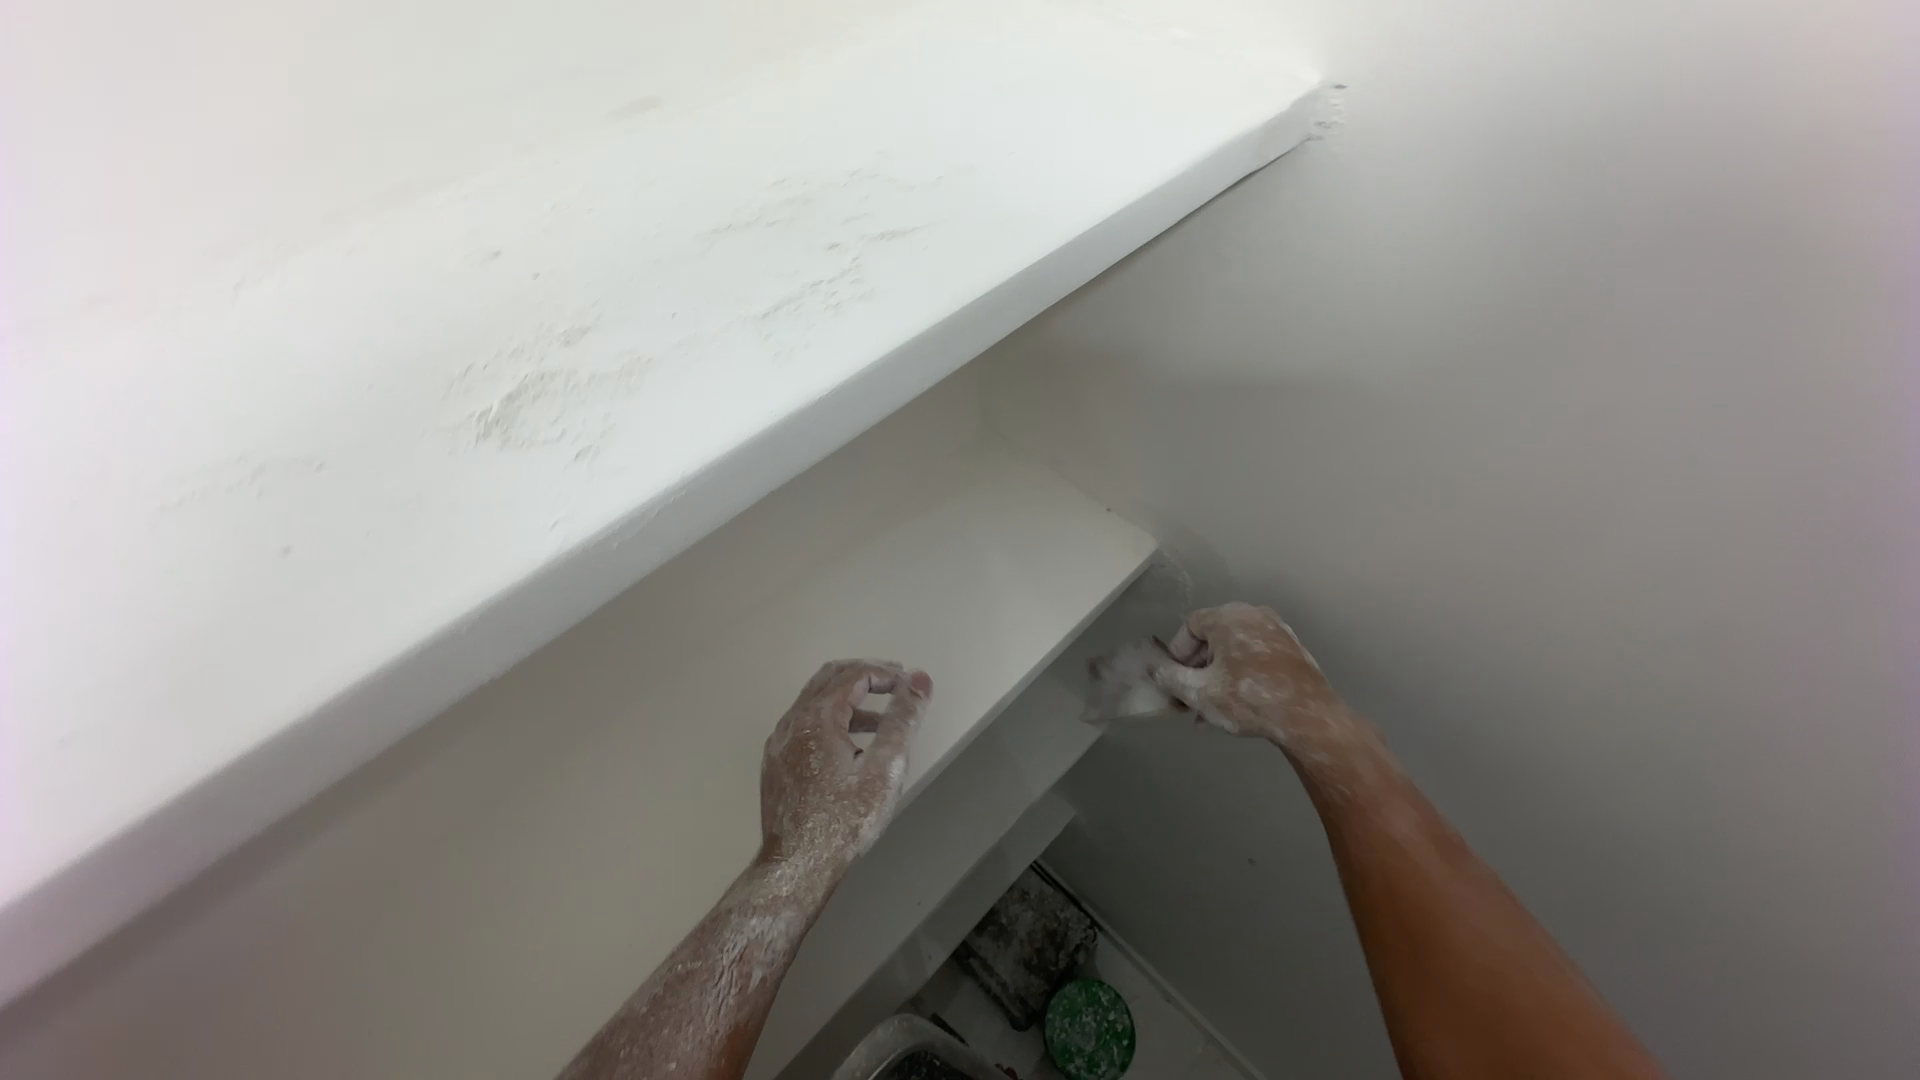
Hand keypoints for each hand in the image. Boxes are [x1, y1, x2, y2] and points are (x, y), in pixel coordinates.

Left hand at [759, 660, 932, 874]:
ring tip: (882, 719)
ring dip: (849, 699)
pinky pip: (805, 724)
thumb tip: (919, 679)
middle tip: (896, 684)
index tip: (910, 684)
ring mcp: (778, 742)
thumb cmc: (845, 820)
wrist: (796, 867)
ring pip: (815, 701)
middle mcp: (791, 721)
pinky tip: (853, 748)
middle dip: (865, 676)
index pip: (854, 674)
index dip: (886, 672)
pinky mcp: (775, 762)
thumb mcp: (885, 769)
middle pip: (829, 678)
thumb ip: (902, 719)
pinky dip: (832, 719)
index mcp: (817, 717)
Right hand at [1146, 602, 1358, 755]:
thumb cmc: (1247, 699)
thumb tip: (1154, 668)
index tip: (1174, 679)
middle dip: (1197, 668)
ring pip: (1234, 650)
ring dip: (1217, 676)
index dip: (1177, 652)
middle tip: (1190, 696)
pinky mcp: (1292, 651)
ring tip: (1210, 709)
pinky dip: (1241, 674)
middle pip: (1213, 638)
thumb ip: (1169, 677)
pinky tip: (1236, 706)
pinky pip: (1255, 657)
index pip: (1190, 626)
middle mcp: (1253, 615)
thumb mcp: (1198, 692)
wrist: (1309, 719)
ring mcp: (1277, 631)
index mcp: (1229, 617)